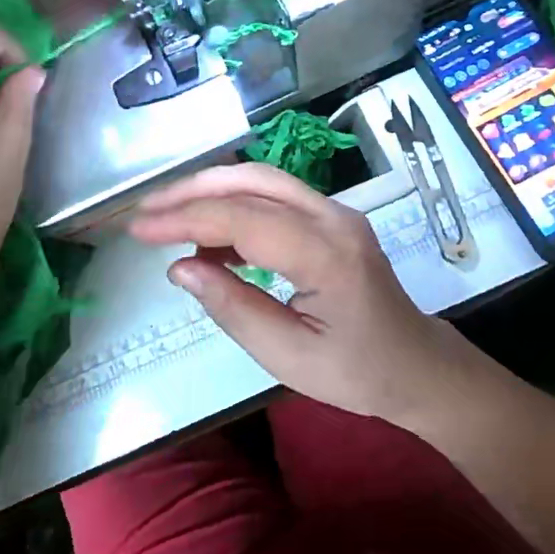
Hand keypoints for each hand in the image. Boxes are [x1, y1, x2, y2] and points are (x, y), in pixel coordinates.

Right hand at [126, 164, 487, 425]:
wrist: (416, 364)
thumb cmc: (357, 372)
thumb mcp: (288, 356)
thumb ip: (233, 308)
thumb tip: (179, 269)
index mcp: (327, 254)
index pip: (243, 218)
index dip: (185, 218)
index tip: (138, 231)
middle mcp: (334, 218)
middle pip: (252, 183)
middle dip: (192, 192)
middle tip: (145, 214)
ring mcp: (336, 213)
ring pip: (263, 181)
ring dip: (211, 193)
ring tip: (166, 222)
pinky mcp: (332, 219)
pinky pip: (275, 199)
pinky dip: (236, 208)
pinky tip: (210, 241)